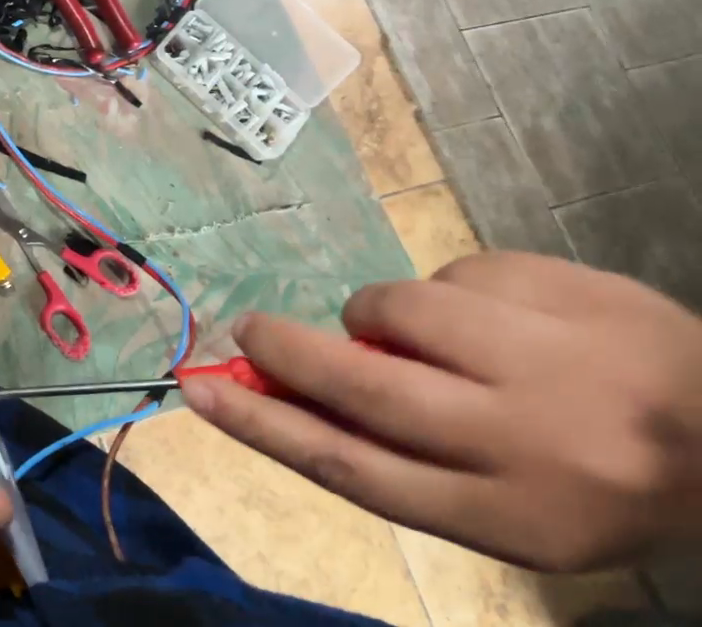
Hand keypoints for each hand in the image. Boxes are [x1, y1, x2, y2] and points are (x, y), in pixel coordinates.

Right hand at [181, 253, 701, 571]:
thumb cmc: (589, 482)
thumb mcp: (494, 500)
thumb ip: (386, 449)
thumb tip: (268, 381)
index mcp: (513, 514)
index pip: (352, 467)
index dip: (258, 423)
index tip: (194, 388)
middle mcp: (538, 443)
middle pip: (361, 384)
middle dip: (286, 348)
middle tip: (252, 329)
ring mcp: (569, 361)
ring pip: (403, 306)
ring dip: (384, 313)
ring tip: (423, 331)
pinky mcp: (586, 293)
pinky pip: (464, 268)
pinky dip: (456, 287)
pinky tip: (501, 314)